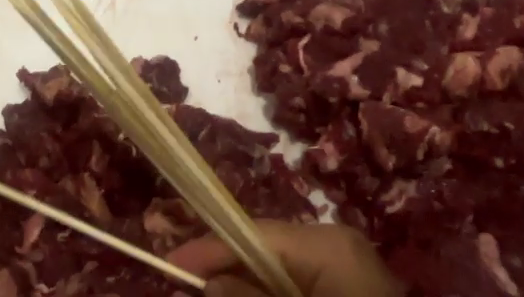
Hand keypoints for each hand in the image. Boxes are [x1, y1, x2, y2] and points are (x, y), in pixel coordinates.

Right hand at [169, 221, 403, 296]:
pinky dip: (270, 294)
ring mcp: (350, 271)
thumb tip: (211, 279)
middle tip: (187, 284)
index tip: (170, 264)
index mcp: (327, 244)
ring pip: (279, 272)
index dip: (209, 247)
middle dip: (226, 269)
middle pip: (264, 250)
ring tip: (213, 290)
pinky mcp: (352, 292)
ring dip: (247, 287)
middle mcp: (337, 245)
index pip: (252, 233)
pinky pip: (298, 287)